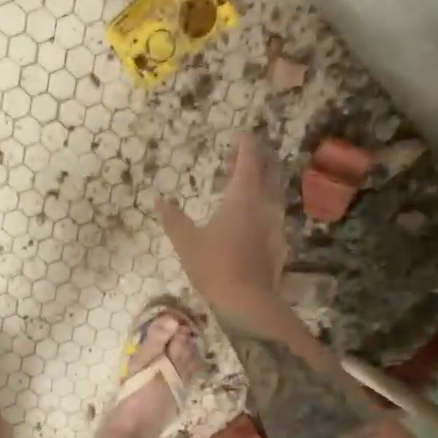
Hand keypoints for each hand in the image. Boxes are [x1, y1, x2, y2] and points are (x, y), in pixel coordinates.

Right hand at [156, 132, 289, 313]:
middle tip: (244, 156)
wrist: (249, 302)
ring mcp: (275, 226)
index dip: (245, 145)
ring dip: (263, 183)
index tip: (240, 135)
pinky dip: (264, 208)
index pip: (249, 160)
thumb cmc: (215, 267)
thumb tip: (158, 200)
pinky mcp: (279, 245)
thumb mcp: (186, 243)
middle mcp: (264, 205)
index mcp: (242, 197)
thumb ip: (173, 219)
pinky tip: (255, 219)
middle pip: (267, 173)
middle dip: (257, 161)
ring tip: (250, 184)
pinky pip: (273, 216)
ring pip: (273, 195)